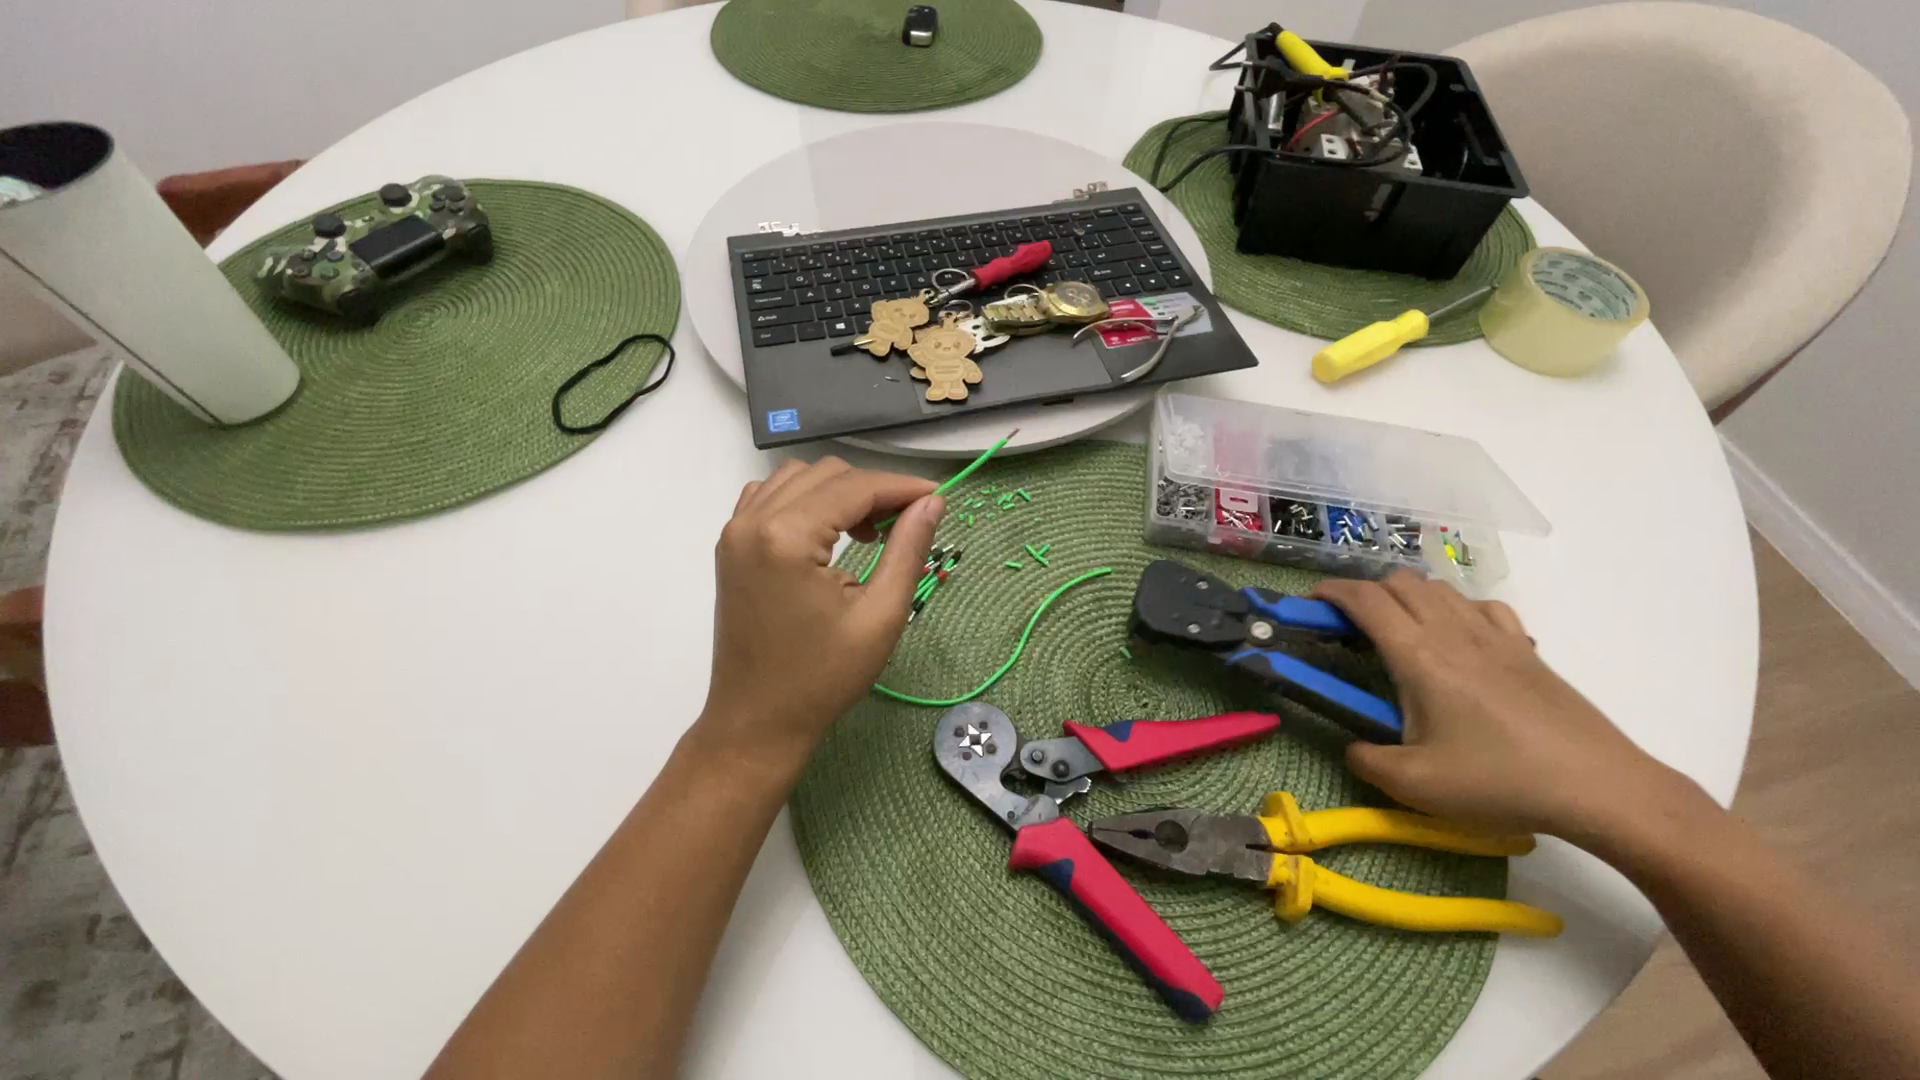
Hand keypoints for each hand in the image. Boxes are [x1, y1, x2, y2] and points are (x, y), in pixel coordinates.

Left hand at [693, 459, 942, 776]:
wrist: (757, 720)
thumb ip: (908, 549)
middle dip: (873, 490)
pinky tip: (827, 532)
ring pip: (798, 479)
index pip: (854, 487)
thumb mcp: (880, 616)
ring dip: (839, 493)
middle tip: (908, 522)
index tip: (938, 497)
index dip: (901, 487)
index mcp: (786, 537)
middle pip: (827, 474)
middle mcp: (752, 522)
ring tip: (870, 532)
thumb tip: (932, 503)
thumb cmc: (822, 678)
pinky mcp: (730, 546)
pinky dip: (805, 501)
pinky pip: (771, 497)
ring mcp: (735, 532)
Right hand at [1314, 571, 1688, 845]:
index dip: (1330, 592)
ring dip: (1406, 596)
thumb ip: (1366, 760)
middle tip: (1347, 626)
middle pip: (1399, 581)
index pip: (1365, 600)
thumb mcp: (1414, 785)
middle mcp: (1453, 632)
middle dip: (1364, 592)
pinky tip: (1455, 639)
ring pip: (1439, 587)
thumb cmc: (1499, 782)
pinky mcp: (1525, 648)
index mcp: (1418, 656)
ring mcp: (1494, 635)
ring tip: (1396, 632)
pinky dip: (1454, 608)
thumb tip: (1354, 746)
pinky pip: (1480, 605)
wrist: (1598, 787)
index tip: (1309, 604)